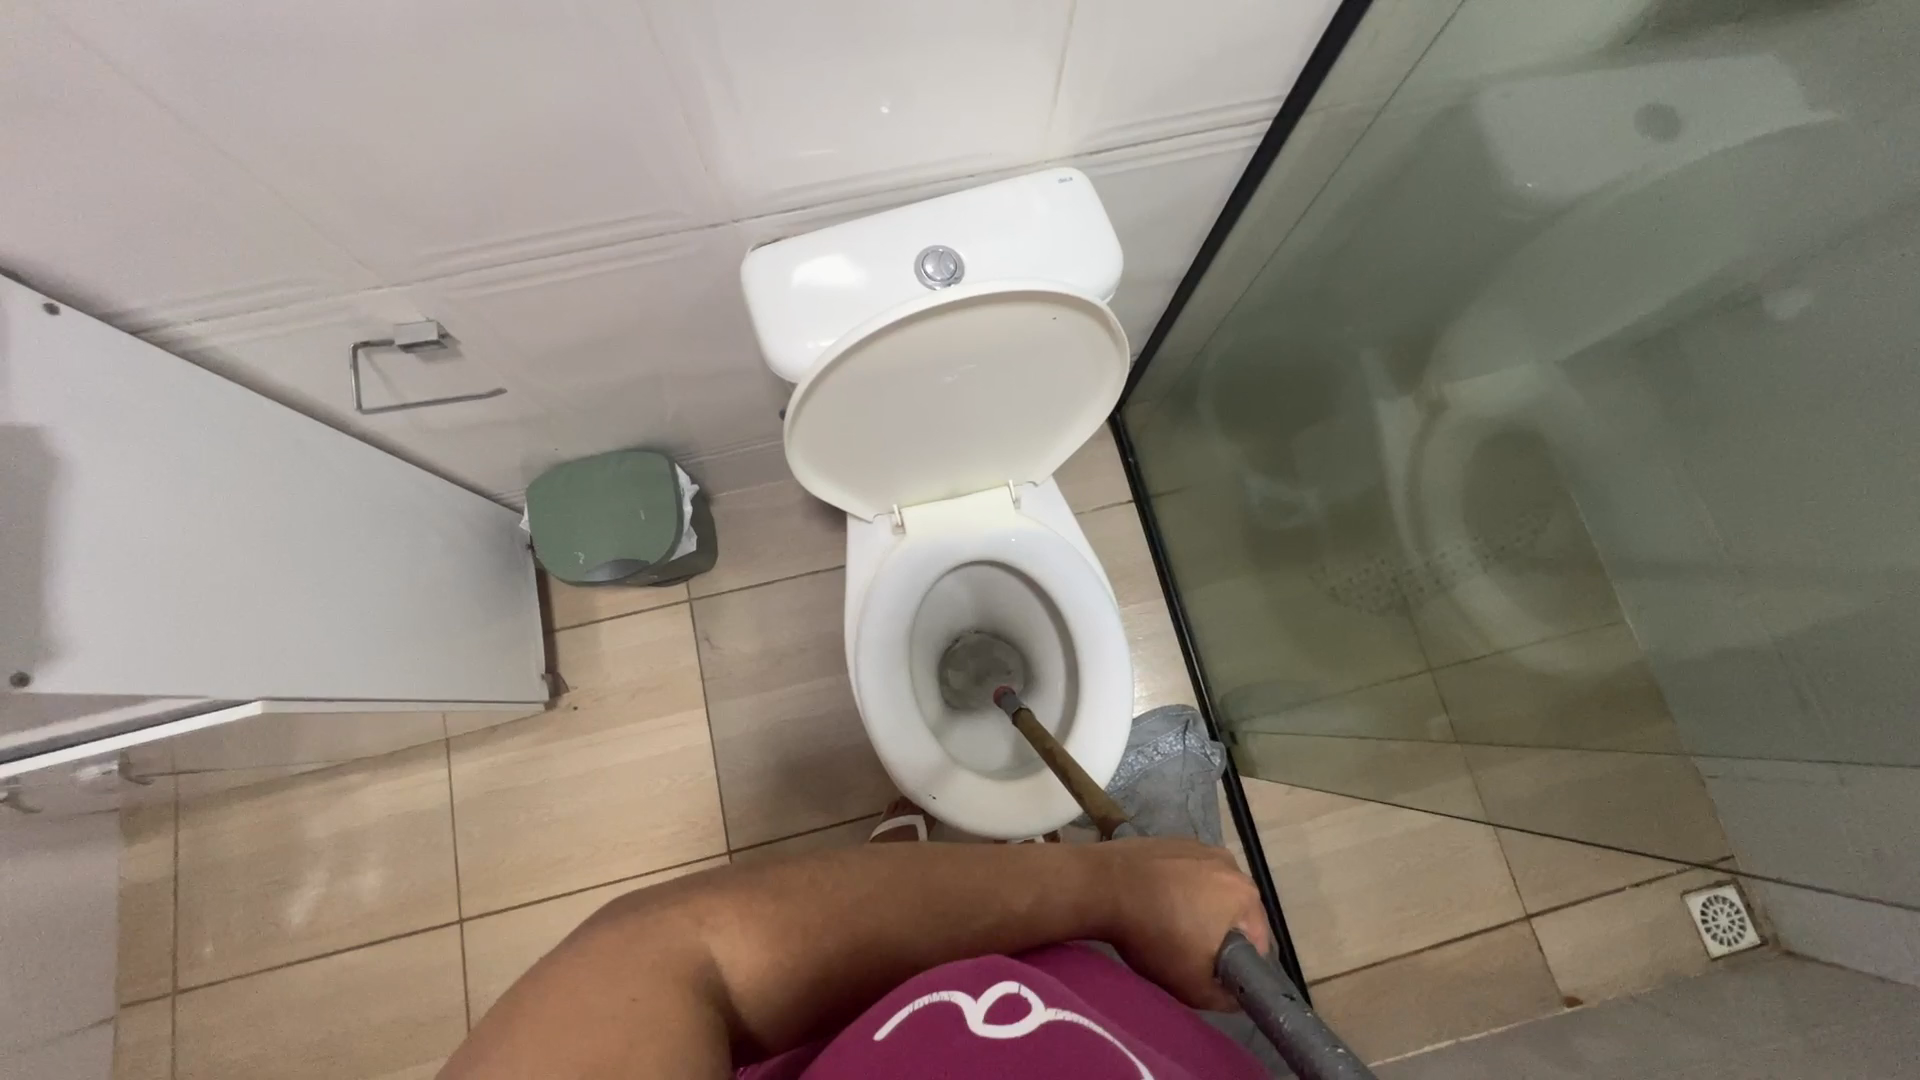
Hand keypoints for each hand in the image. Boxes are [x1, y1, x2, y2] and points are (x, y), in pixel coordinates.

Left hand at [1089, 837, 1271, 1011]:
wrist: (1101, 884)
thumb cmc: (1153, 934)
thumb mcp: (1194, 986)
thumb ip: (1226, 998)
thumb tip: (1235, 995)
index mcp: (1245, 895)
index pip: (1258, 942)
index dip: (1239, 965)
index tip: (1212, 972)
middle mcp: (1229, 863)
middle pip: (1234, 912)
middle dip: (1217, 933)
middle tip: (1188, 950)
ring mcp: (1198, 846)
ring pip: (1209, 891)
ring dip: (1197, 908)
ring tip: (1167, 923)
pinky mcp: (1171, 839)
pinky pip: (1186, 872)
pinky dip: (1177, 886)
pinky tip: (1154, 899)